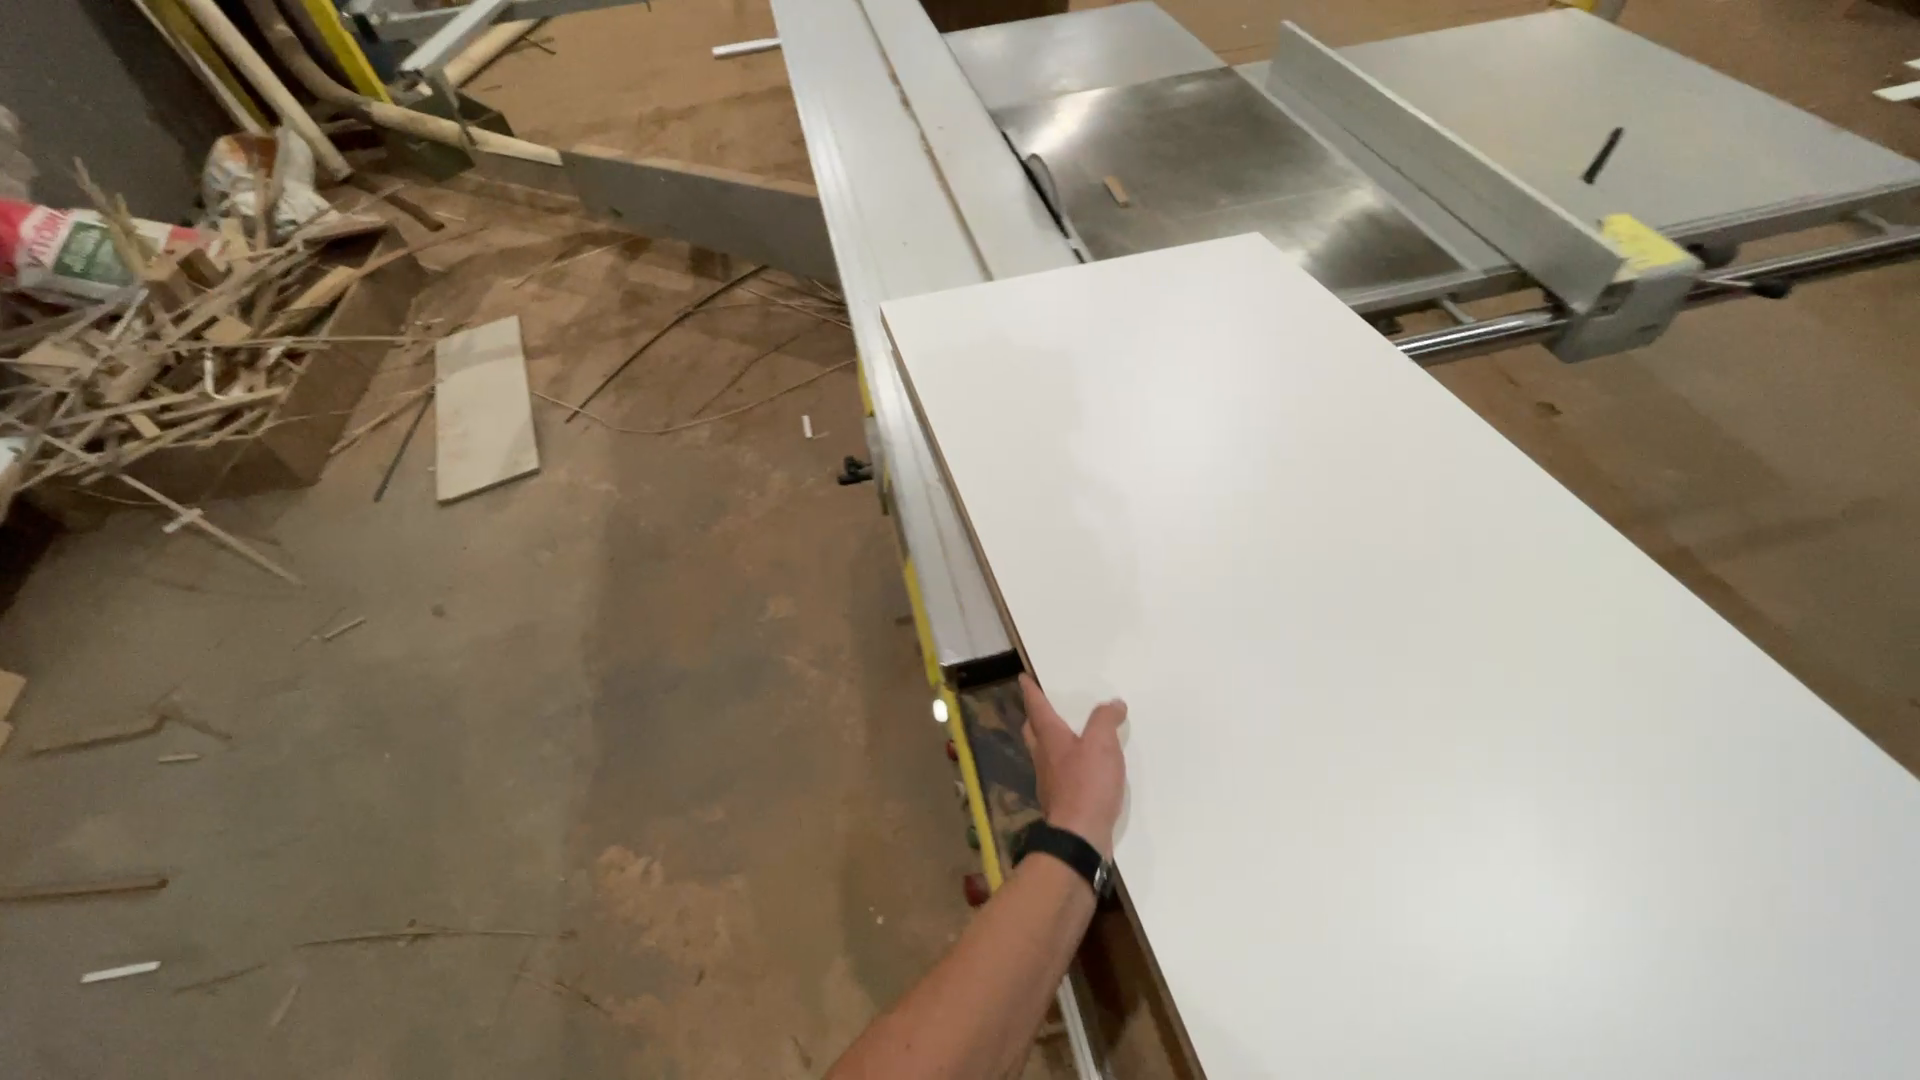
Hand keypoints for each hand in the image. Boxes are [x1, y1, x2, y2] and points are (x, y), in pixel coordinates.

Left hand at [1020, 674, 1127, 859]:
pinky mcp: (1060, 800)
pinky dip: (1066, 763)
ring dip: (1051, 741)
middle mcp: (1043, 757)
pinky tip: (1082, 768)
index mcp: (1049, 738)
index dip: (1030, 691)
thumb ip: (1105, 720)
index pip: (1036, 707)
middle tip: (1044, 706)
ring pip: (1044, 753)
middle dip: (1035, 717)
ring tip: (1069, 734)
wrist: (1079, 837)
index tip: (1023, 678)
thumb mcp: (1101, 745)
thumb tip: (1113, 704)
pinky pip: (1059, 773)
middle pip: (1033, 731)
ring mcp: (1049, 781)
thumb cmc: (1087, 785)